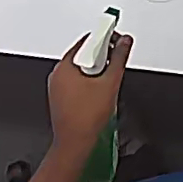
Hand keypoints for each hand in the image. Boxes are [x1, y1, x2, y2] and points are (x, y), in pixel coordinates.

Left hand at [47, 32, 132, 153]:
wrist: (75, 143)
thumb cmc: (86, 117)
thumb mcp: (110, 82)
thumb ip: (119, 58)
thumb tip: (125, 42)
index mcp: (65, 67)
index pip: (87, 41)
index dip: (105, 38)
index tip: (117, 39)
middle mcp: (58, 74)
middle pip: (84, 54)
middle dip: (102, 56)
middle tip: (115, 63)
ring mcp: (58, 86)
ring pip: (81, 68)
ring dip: (97, 70)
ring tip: (108, 81)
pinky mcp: (61, 97)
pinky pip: (76, 80)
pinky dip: (90, 81)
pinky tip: (100, 92)